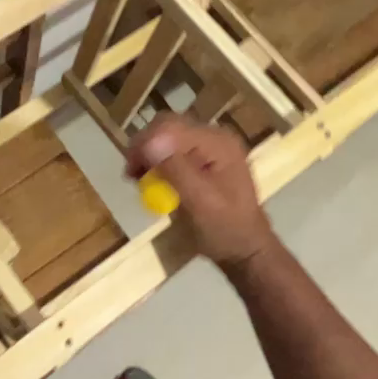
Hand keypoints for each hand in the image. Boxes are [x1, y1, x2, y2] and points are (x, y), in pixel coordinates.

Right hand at [126, 114, 279, 267]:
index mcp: (218, 143)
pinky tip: (153, 180)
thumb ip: (176, 168)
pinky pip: (173, 151)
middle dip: (145, 148)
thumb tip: (149, 140)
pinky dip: (158, 163)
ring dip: (149, 156)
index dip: (145, 142)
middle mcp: (214, 138)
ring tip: (139, 179)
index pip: (171, 126)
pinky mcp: (203, 159)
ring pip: (167, 138)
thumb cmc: (225, 229)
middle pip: (167, 128)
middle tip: (132, 175)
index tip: (131, 169)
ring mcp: (210, 148)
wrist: (246, 251)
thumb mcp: (200, 202)